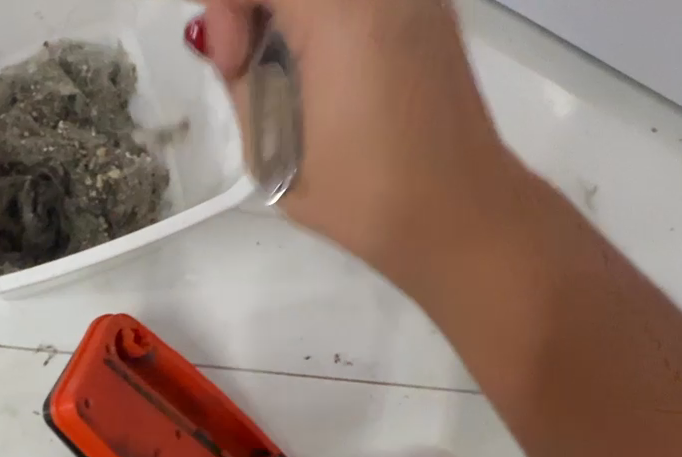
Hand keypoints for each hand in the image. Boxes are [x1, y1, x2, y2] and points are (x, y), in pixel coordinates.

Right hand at [195, 0, 523, 268]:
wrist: (454, 210)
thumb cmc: (363, 197)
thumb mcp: (274, 156)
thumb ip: (242, 87)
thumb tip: (229, 47)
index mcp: (343, 18)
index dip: (226, 8)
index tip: (232, 65)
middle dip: (253, 5)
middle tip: (249, 60)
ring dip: (288, 15)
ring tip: (282, 65)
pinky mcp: (430, 7)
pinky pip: (359, 1)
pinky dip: (322, 17)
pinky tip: (320, 64)